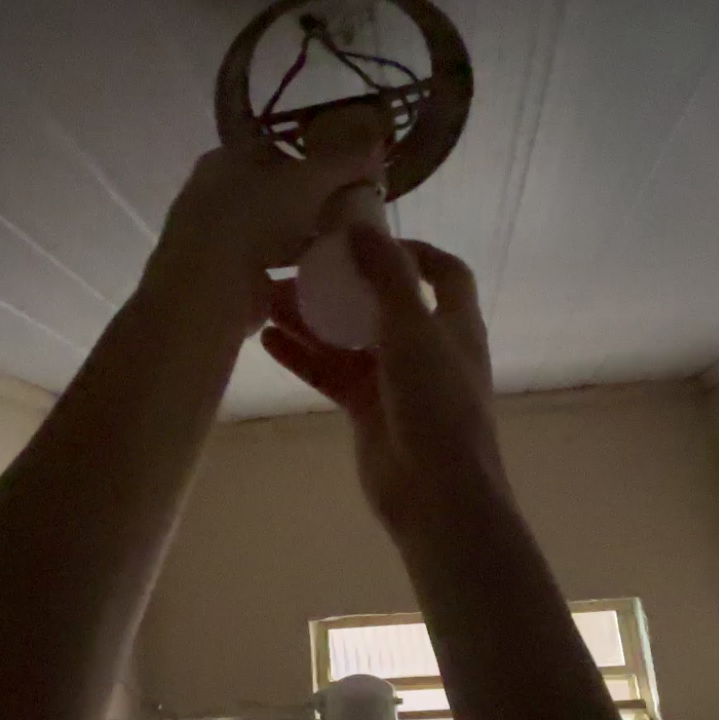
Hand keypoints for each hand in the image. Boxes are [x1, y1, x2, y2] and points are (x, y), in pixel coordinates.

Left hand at [152, 127, 384, 330]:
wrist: (210, 283)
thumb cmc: (256, 215)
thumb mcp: (311, 179)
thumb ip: (345, 159)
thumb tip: (378, 139)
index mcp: (228, 157)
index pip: (274, 150)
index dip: (310, 162)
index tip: (342, 179)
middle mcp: (213, 191)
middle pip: (271, 193)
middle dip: (306, 205)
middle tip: (343, 217)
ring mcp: (212, 236)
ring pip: (266, 231)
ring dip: (296, 239)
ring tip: (333, 249)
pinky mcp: (218, 274)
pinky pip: (261, 266)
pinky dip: (284, 269)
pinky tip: (311, 277)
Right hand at [261, 226, 510, 532]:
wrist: (436, 492)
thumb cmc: (437, 401)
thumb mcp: (413, 328)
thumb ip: (387, 275)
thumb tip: (360, 227)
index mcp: (453, 323)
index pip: (443, 273)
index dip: (413, 251)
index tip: (368, 239)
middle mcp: (425, 347)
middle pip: (380, 304)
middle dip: (340, 285)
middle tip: (296, 268)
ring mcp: (394, 381)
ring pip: (348, 339)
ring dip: (311, 320)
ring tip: (266, 299)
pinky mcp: (367, 411)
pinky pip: (331, 374)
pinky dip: (303, 358)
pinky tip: (267, 341)